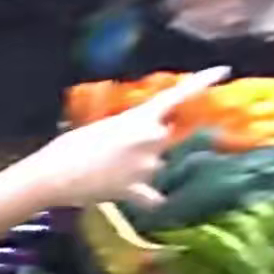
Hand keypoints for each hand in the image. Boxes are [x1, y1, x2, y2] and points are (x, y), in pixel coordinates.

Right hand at [20, 66, 229, 207]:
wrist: (49, 178)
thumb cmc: (64, 149)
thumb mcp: (95, 129)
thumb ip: (121, 129)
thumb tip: (129, 137)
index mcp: (140, 119)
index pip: (177, 96)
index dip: (203, 82)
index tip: (224, 70)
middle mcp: (151, 139)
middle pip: (163, 138)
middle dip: (149, 143)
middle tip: (119, 151)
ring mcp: (146, 167)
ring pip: (154, 166)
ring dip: (139, 169)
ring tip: (108, 176)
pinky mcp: (134, 190)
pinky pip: (152, 197)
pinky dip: (150, 200)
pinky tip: (150, 203)